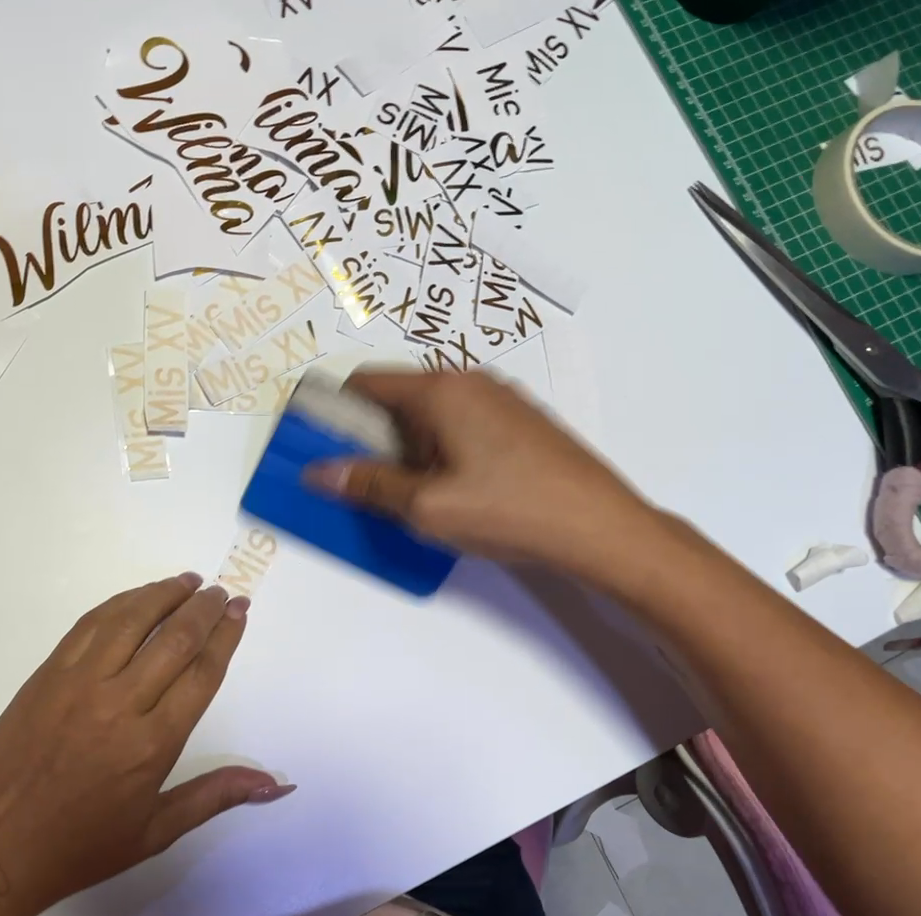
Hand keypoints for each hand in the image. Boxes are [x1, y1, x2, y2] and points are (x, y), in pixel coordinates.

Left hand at [0, 575, 289, 915]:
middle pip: (172, 639)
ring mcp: (77, 683)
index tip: (239, 610)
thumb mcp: (156, 831)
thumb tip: (278, 783)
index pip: (201, 673)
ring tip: (186, 581)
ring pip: (129, 620)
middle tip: (220, 591)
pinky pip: (88, 626)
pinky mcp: (46, 674)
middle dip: (203, 608)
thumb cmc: (81, 845)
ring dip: (162, 594)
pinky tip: (135, 600)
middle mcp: (118, 703)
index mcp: (151, 744)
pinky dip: (117, 605)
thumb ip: (216, 795)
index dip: (225, 636)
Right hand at [305, 369, 658, 581]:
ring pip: (431, 412)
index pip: (367, 381)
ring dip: (407, 445)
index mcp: (441, 391)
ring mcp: (503, 399)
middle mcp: (470, 382)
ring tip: (410, 492)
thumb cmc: (507, 511)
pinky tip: (452, 489)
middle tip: (365, 480)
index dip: (336, 409)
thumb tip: (317, 473)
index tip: (322, 445)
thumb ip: (368, 484)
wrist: (602, 528)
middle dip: (372, 434)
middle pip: (398, 396)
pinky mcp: (523, 422)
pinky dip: (440, 447)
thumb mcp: (425, 506)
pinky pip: (461, 423)